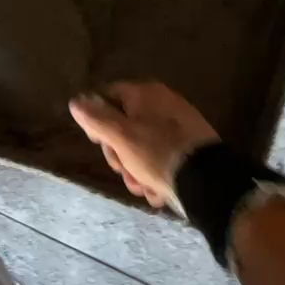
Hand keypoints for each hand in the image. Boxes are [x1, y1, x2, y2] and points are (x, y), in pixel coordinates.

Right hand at [70, 81, 218, 209]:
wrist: (208, 182)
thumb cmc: (157, 153)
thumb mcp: (119, 135)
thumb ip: (95, 117)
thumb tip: (75, 101)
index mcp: (145, 94)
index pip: (108, 96)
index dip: (97, 119)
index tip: (97, 142)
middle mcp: (163, 104)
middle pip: (124, 124)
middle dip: (119, 154)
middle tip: (122, 171)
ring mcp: (180, 125)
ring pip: (143, 146)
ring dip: (135, 170)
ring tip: (142, 189)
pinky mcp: (192, 147)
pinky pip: (163, 157)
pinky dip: (156, 174)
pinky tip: (156, 191)